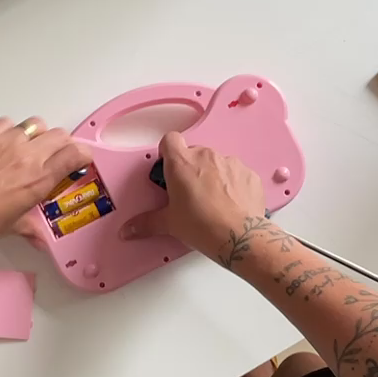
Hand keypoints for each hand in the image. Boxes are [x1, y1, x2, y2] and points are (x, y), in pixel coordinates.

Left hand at [0, 118, 90, 250]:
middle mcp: (29, 156)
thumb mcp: (13, 226)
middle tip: (52, 154)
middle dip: (60, 144)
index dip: (81, 153)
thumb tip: (39, 240)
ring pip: (35, 124)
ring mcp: (8, 142)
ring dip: (35, 135)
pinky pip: (8, 123)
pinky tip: (1, 145)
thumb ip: (32, 228)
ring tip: (24, 148)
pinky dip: (9, 131)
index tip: (78, 158)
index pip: (75, 153)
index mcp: (41, 179)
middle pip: (60, 134)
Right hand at [121, 133, 266, 256]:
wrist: (240, 236)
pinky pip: (236, 174)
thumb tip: (129, 229)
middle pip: (194, 153)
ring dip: (212, 176)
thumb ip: (146, 223)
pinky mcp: (248, 174)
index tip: (168, 167)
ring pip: (216, 163)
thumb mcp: (169, 224)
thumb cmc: (202, 225)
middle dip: (190, 169)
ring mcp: (230, 162)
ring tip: (211, 202)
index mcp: (181, 163)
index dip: (168, 151)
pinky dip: (232, 185)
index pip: (170, 139)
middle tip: (188, 193)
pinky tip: (230, 205)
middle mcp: (206, 156)